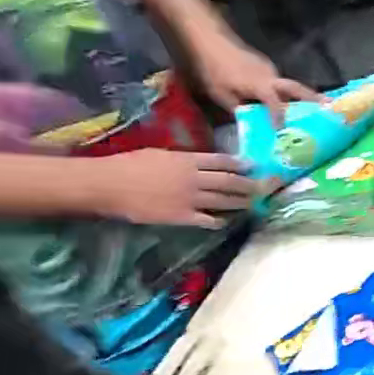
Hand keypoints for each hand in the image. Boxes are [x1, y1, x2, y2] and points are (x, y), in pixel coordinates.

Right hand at [86, 149, 259, 227]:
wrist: (109, 185)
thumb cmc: (129, 165)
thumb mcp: (159, 154)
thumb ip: (183, 158)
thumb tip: (200, 162)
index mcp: (187, 159)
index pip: (222, 161)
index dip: (240, 164)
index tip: (253, 167)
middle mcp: (194, 178)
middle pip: (230, 181)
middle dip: (249, 185)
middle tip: (264, 187)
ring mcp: (190, 199)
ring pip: (224, 201)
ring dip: (241, 202)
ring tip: (253, 203)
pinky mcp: (182, 217)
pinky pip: (208, 220)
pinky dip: (221, 220)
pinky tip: (228, 220)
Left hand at [193, 36, 316, 122]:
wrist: (209, 38)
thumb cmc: (213, 68)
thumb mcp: (220, 94)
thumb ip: (238, 109)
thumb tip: (251, 123)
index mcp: (259, 84)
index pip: (275, 102)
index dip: (280, 116)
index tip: (282, 130)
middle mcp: (270, 76)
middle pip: (296, 88)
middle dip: (313, 99)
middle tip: (330, 107)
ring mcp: (269, 69)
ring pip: (289, 85)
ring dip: (303, 96)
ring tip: (317, 109)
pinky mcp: (265, 67)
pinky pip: (281, 83)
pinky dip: (288, 93)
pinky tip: (289, 102)